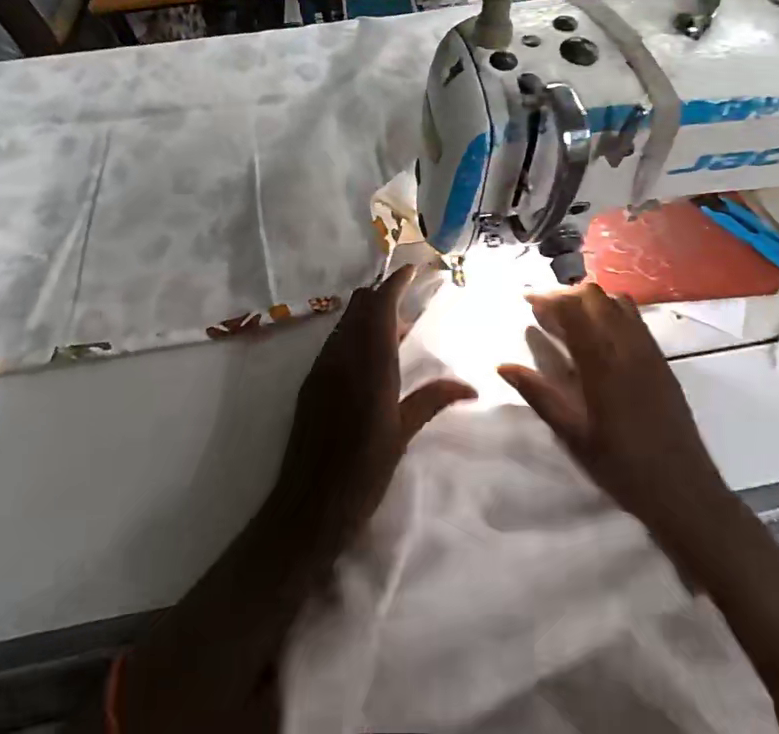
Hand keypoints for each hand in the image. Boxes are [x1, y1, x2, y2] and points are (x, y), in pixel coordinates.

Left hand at [269, 264, 475, 554]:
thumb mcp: (402, 434)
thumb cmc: (362, 473)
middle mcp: (341, 359)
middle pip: (358, 307)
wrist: (308, 508)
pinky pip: (335, 344)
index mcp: (369, 366)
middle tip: (409, 299)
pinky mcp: (311, 385)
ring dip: (368, 316)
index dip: (395, 283)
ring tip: (396, 330)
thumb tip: (470, 386)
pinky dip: (355, 336)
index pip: (379, 307)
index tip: (413, 270)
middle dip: (382, 295)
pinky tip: (372, 359)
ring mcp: (321, 370)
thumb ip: (433, 400)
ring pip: (345, 324)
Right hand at [498, 284, 735, 543]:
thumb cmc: (620, 466)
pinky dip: (612, 312)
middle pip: (596, 296)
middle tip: (544, 309)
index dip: (547, 297)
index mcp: (602, 363)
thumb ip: (539, 395)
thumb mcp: (572, 435)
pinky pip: (635, 319)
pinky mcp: (661, 360)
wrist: (681, 488)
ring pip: (618, 302)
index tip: (526, 299)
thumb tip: (504, 366)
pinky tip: (599, 335)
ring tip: (569, 318)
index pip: (573, 309)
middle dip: (566, 294)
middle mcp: (627, 346)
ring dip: (591, 300)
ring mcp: (649, 350)